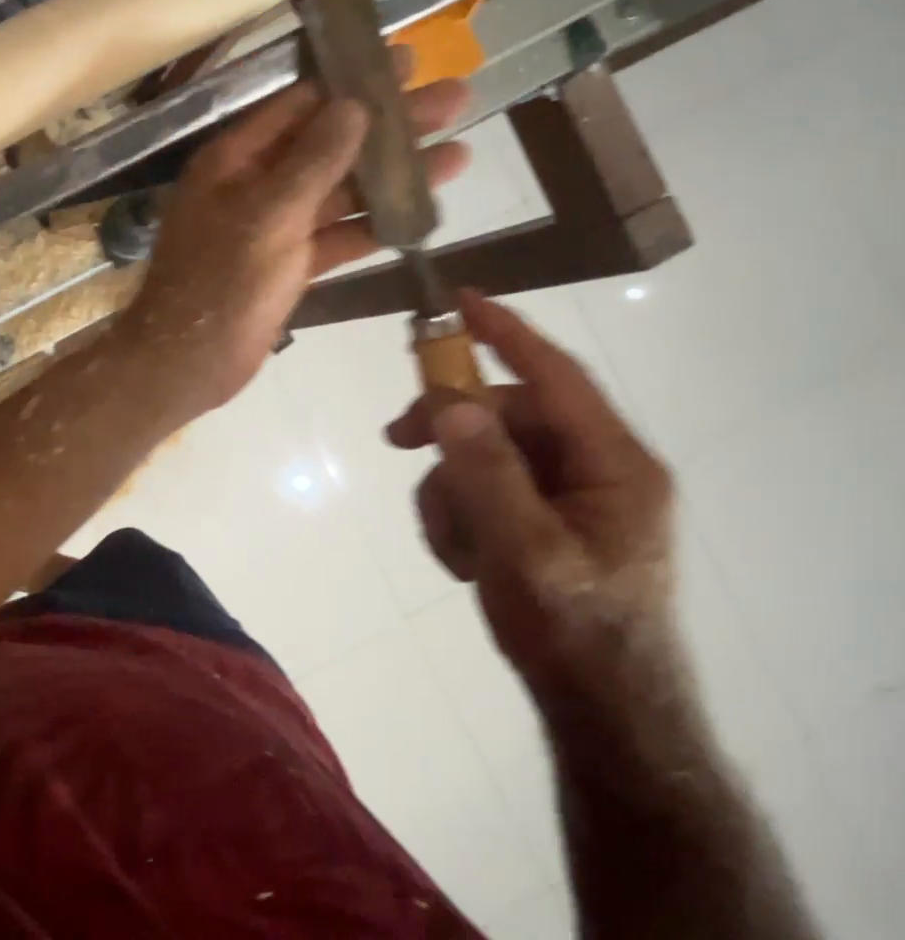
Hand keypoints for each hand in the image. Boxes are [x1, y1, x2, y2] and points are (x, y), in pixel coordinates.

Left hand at [120, 66, 471, 414]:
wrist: (188, 363)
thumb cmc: (219, 285)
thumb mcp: (267, 215)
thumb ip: (313, 160)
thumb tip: (353, 104)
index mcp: (232, 162)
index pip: (297, 106)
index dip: (351, 83)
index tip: (408, 62)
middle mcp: (250, 186)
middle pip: (327, 144)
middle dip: (388, 125)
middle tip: (454, 97)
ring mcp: (269, 227)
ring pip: (338, 191)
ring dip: (392, 174)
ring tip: (460, 150)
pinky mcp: (286, 265)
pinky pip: (336, 235)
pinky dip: (375, 224)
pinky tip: (425, 210)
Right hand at [386, 293, 677, 682]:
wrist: (598, 703)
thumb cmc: (572, 628)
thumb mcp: (525, 551)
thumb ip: (488, 473)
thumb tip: (451, 404)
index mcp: (613, 464)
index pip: (556, 377)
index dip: (506, 334)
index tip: (457, 302)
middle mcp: (594, 469)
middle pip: (505, 417)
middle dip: (448, 430)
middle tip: (393, 440)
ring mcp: (566, 497)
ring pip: (482, 457)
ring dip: (448, 492)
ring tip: (452, 547)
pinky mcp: (540, 522)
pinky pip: (481, 492)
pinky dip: (457, 518)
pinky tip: (462, 559)